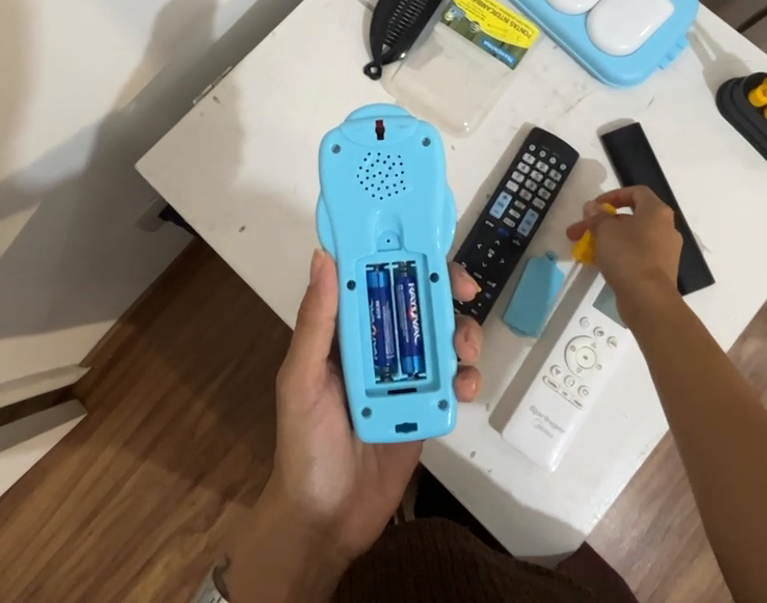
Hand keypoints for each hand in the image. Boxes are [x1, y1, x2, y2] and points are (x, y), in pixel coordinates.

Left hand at [229, 249, 481, 599]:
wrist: (327, 521)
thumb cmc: (304, 444)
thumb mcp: (300, 379)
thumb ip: (316, 321)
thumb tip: (324, 256)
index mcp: (342, 332)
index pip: (372, 279)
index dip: (398, 255)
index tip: (425, 245)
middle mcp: (374, 346)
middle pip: (415, 302)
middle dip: (443, 289)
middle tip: (465, 290)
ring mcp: (403, 377)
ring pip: (440, 337)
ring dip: (461, 333)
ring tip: (465, 350)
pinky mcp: (424, 408)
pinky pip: (452, 381)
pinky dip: (465, 377)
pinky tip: (465, 389)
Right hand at [564, 185, 684, 303]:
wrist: (648, 299)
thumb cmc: (628, 256)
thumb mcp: (605, 230)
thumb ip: (597, 216)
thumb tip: (592, 207)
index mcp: (656, 212)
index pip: (637, 192)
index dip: (613, 195)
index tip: (594, 206)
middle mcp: (665, 228)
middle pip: (630, 217)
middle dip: (601, 223)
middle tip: (578, 231)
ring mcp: (664, 251)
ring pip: (631, 238)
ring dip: (607, 239)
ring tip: (585, 249)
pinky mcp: (659, 271)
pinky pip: (635, 255)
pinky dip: (618, 255)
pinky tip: (598, 264)